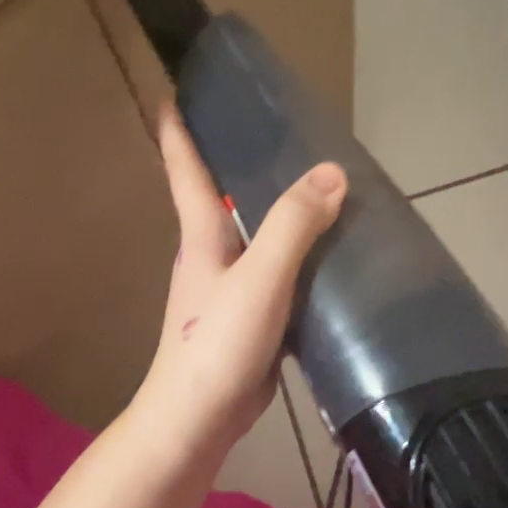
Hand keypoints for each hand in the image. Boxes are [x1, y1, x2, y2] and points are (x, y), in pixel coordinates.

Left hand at [130, 105, 347, 459]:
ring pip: (256, 238)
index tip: (175, 88)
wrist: (199, 418)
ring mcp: (230, 292)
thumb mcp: (260, 278)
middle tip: (280, 131)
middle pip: (223, 197)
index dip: (179, 129)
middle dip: (241, 163)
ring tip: (321, 189)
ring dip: (279, 213)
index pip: (186, 169)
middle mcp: (212, 257)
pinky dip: (298, 258)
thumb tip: (332, 172)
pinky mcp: (251, 322)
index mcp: (203, 237)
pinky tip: (328, 257)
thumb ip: (294, 225)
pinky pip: (278, 276)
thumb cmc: (218, 343)